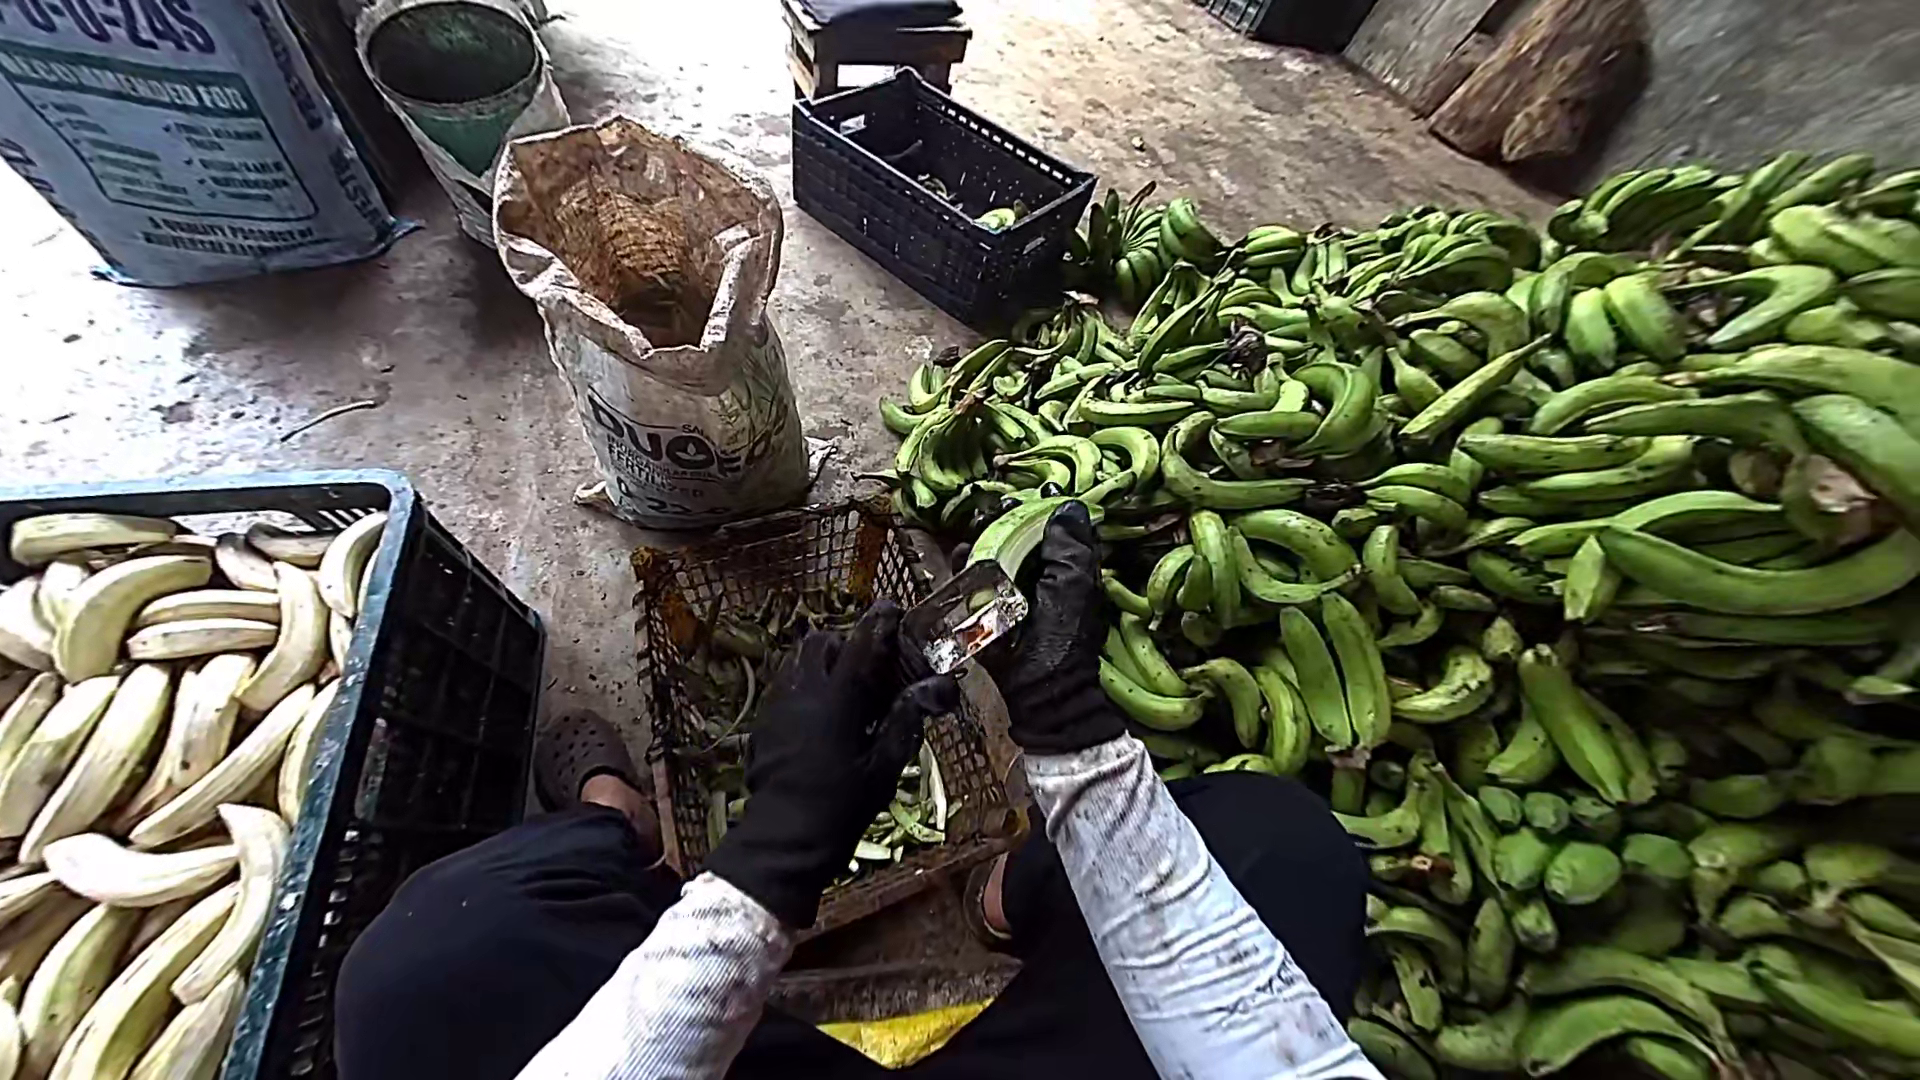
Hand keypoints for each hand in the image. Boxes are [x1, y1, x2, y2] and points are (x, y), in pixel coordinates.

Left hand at [705, 599, 957, 928]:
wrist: (781, 843)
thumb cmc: (839, 808)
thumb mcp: (883, 766)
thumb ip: (906, 719)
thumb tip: (938, 685)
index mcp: (835, 701)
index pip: (859, 645)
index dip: (878, 622)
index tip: (893, 608)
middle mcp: (802, 693)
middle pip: (821, 642)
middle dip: (846, 640)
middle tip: (869, 660)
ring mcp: (777, 706)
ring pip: (797, 660)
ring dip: (823, 658)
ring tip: (844, 681)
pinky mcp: (763, 721)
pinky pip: (784, 683)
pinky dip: (805, 680)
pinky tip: (820, 709)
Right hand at [981, 502, 1124, 753]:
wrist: (1041, 692)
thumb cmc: (1063, 637)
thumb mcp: (1073, 585)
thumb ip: (1071, 546)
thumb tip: (1069, 505)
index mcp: (1066, 571)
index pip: (1052, 530)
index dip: (1040, 510)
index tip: (1031, 492)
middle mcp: (1039, 578)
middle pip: (1019, 538)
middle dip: (1007, 519)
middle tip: (998, 507)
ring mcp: (1012, 595)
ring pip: (994, 555)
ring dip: (983, 537)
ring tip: (976, 525)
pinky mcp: (986, 611)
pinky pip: (973, 581)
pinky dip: (965, 566)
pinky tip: (959, 555)